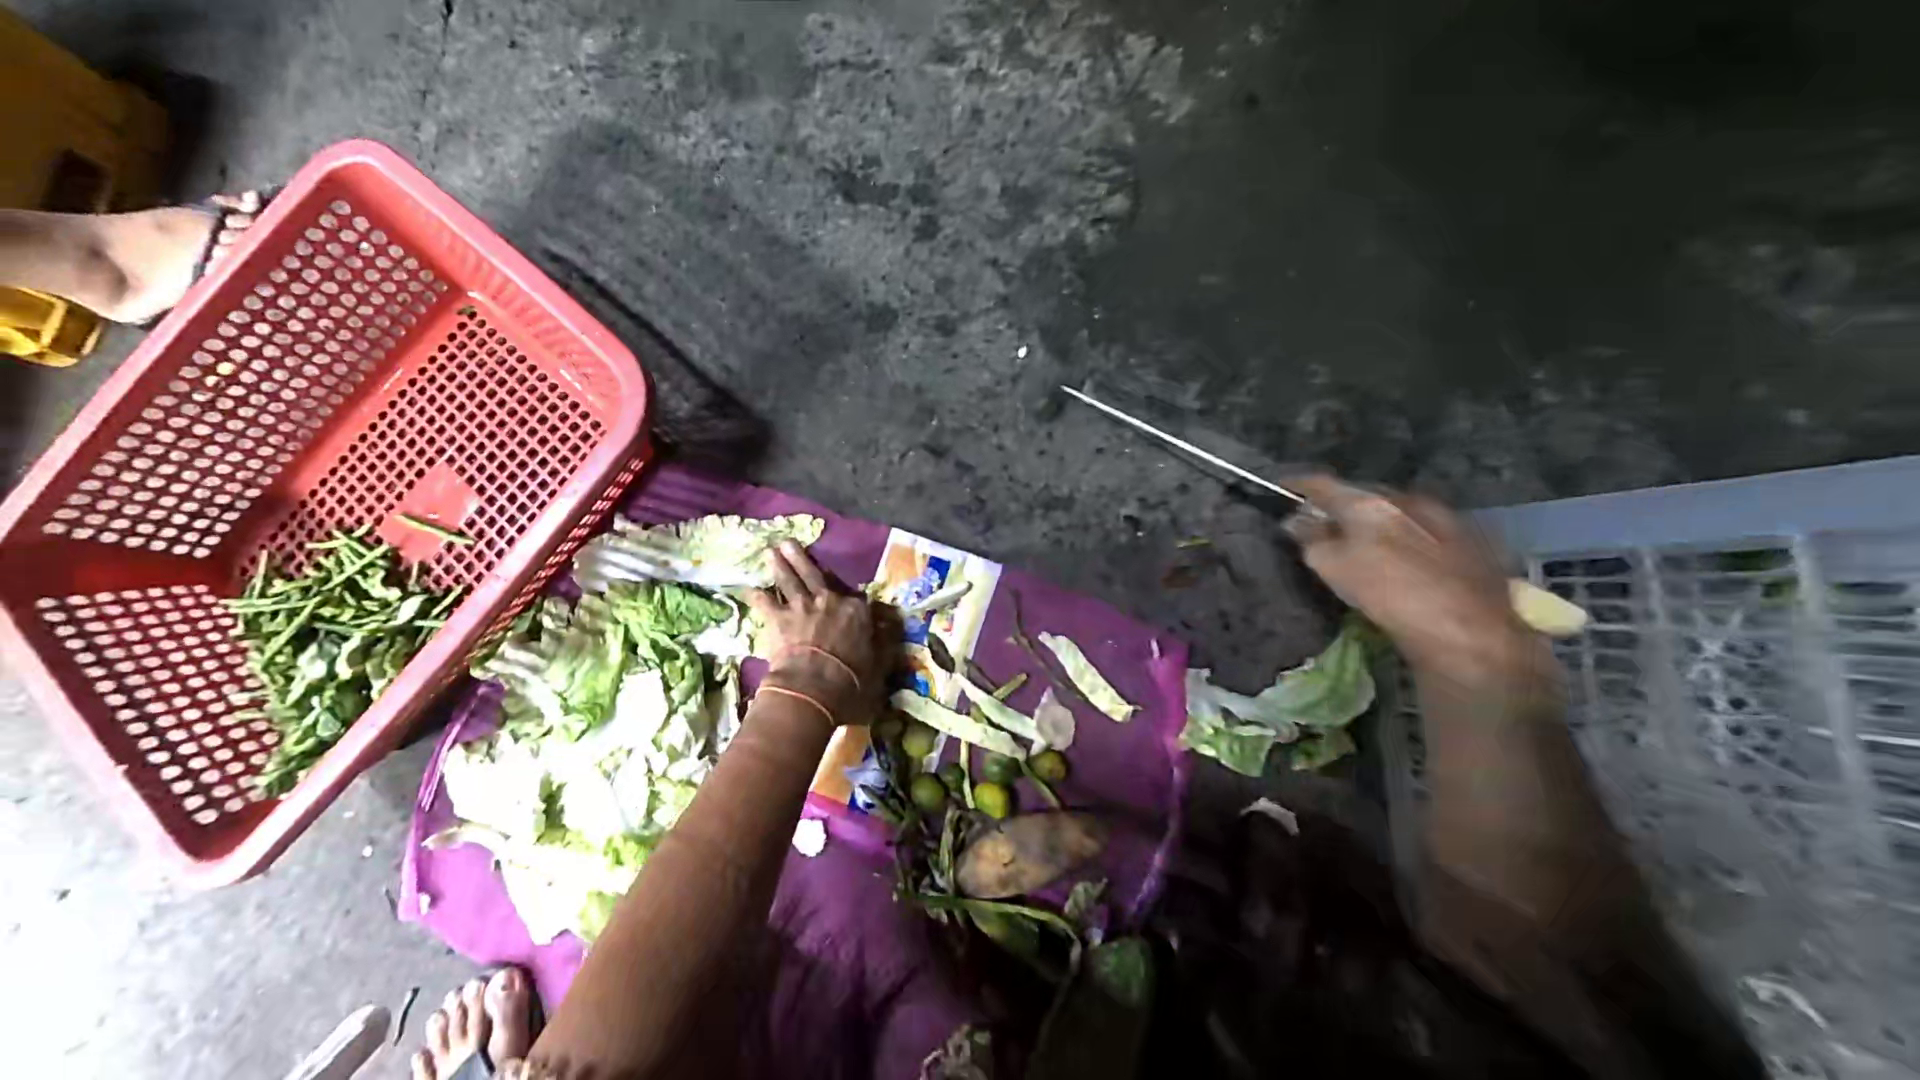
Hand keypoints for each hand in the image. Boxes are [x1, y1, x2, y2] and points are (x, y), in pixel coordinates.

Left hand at [747, 541, 888, 726]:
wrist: (815, 685)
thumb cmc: (851, 678)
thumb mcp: (879, 662)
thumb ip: (883, 642)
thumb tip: (890, 626)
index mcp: (856, 611)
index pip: (856, 597)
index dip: (848, 592)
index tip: (845, 589)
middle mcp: (829, 601)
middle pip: (815, 575)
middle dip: (801, 558)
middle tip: (789, 543)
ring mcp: (802, 607)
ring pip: (790, 581)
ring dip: (780, 565)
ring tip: (772, 551)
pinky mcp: (778, 619)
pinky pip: (765, 604)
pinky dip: (757, 596)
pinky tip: (750, 589)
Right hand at [1288, 475, 1546, 683]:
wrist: (1472, 629)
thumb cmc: (1390, 597)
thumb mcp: (1332, 568)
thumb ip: (1311, 539)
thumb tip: (1297, 520)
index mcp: (1369, 503)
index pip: (1323, 484)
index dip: (1298, 485)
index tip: (1282, 488)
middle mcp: (1407, 499)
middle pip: (1363, 494)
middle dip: (1340, 504)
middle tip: (1321, 520)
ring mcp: (1443, 516)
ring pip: (1395, 509)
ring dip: (1374, 520)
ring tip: (1361, 539)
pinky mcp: (1471, 539)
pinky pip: (1422, 527)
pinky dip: (1402, 534)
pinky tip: (1401, 557)